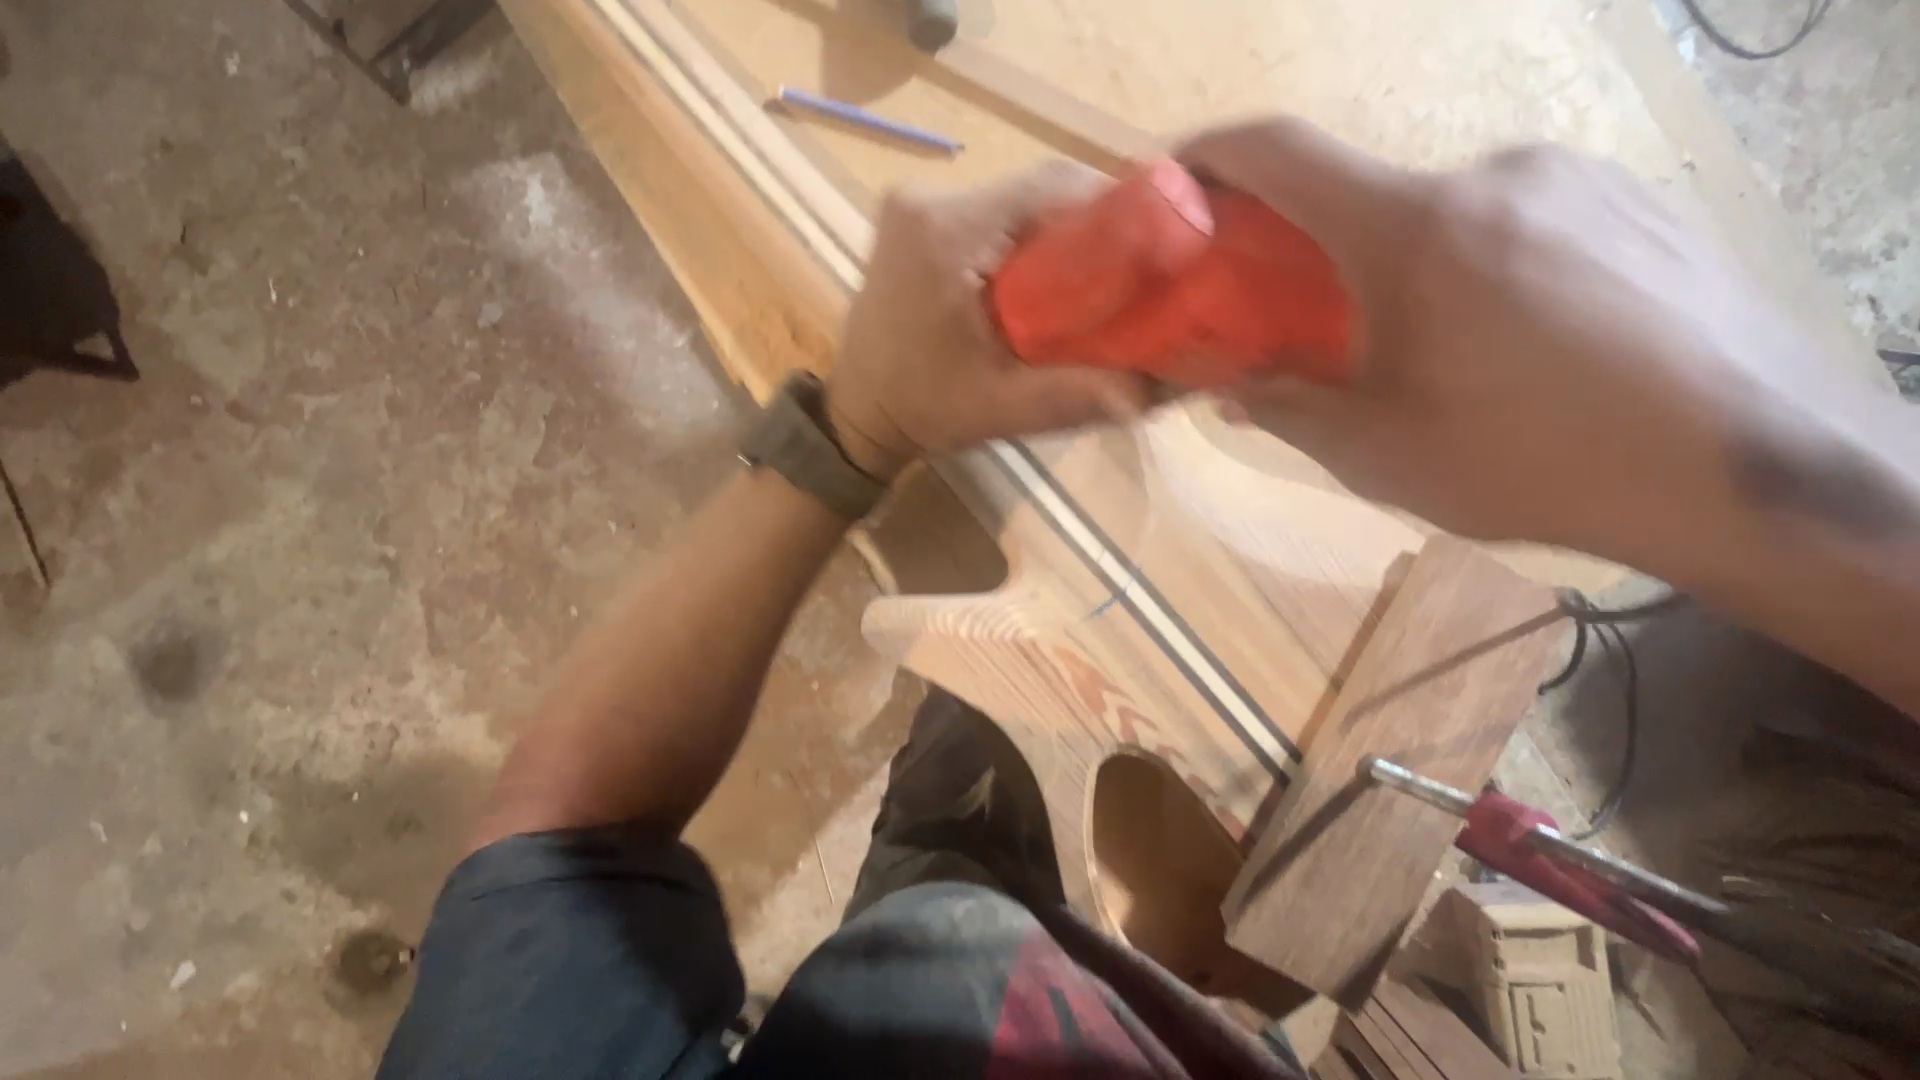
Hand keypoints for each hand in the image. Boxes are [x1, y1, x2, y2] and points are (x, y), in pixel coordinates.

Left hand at [826, 163, 1153, 480]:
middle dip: (1086, 227)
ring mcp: (915, 206)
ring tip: (1092, 280)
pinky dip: (1024, 239)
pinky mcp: (914, 221)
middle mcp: (927, 201)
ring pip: (1015, 200)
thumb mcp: (1000, 409)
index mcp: (947, 233)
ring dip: (1055, 234)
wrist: (856, 413)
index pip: (1050, 186)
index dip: (1109, 208)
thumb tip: (1151, 394)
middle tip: (1128, 272)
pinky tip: (1044, 279)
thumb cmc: (922, 410)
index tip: (1151, 245)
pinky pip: (990, 214)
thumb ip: (1073, 396)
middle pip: (1035, 190)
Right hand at [1182, 118, 1834, 562]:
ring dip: (1409, 266)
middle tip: (1316, 324)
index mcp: (1412, 230)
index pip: (1285, 152)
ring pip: (1448, 212)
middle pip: (1367, 195)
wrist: (1753, 470)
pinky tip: (1514, 339)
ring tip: (1431, 351)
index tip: (1176, 177)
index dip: (1215, 153)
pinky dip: (1482, 264)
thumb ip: (1286, 408)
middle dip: (1321, 250)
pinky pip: (1522, 219)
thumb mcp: (1378, 453)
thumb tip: (1229, 388)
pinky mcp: (1637, 203)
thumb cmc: (1533, 461)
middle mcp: (1490, 177)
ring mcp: (1574, 182)